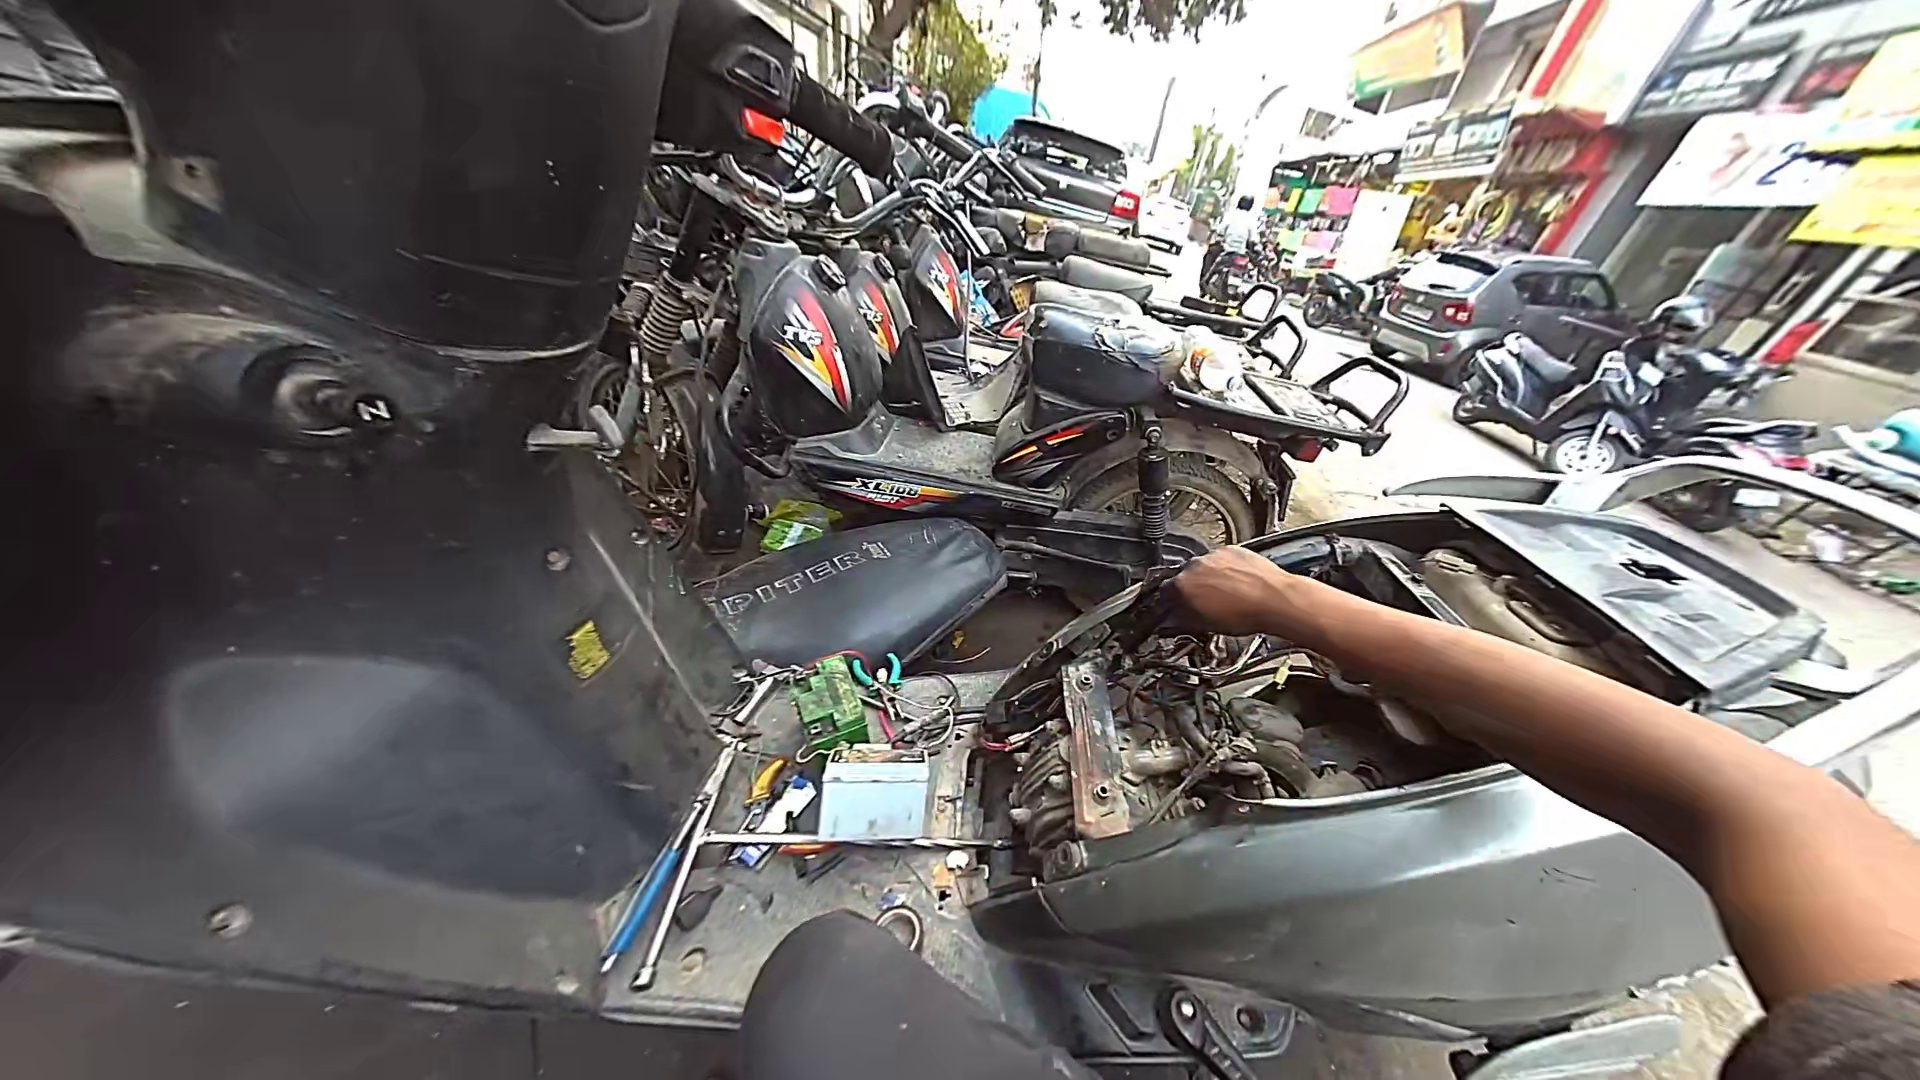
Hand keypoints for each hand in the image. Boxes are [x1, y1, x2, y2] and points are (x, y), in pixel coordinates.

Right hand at [1172, 547, 1296, 636]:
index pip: (1165, 592)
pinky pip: (1222, 559)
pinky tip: (1237, 582)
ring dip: (1209, 577)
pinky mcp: (1231, 550)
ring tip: (1226, 593)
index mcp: (1182, 585)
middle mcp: (1194, 566)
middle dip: (1193, 588)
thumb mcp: (1207, 625)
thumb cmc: (1246, 614)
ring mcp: (1213, 556)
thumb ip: (1183, 619)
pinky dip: (1226, 569)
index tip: (1177, 606)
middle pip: (1185, 576)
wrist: (1276, 600)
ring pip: (1204, 567)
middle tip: (1206, 602)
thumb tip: (1174, 619)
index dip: (1171, 601)